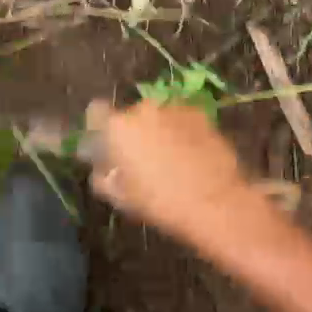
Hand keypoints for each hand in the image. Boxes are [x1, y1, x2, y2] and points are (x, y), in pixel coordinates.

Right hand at [84, 99, 258, 238]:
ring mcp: (172, 108)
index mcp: (117, 127)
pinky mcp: (198, 113)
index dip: (99, 127)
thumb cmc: (161, 203)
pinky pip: (180, 118)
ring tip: (171, 159)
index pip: (95, 112)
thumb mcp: (122, 198)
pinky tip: (190, 154)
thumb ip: (103, 178)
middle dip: (133, 133)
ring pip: (157, 116)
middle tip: (142, 160)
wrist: (215, 202)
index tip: (105, 145)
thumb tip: (102, 169)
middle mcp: (142, 109)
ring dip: (158, 130)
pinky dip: (181, 131)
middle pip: (129, 116)